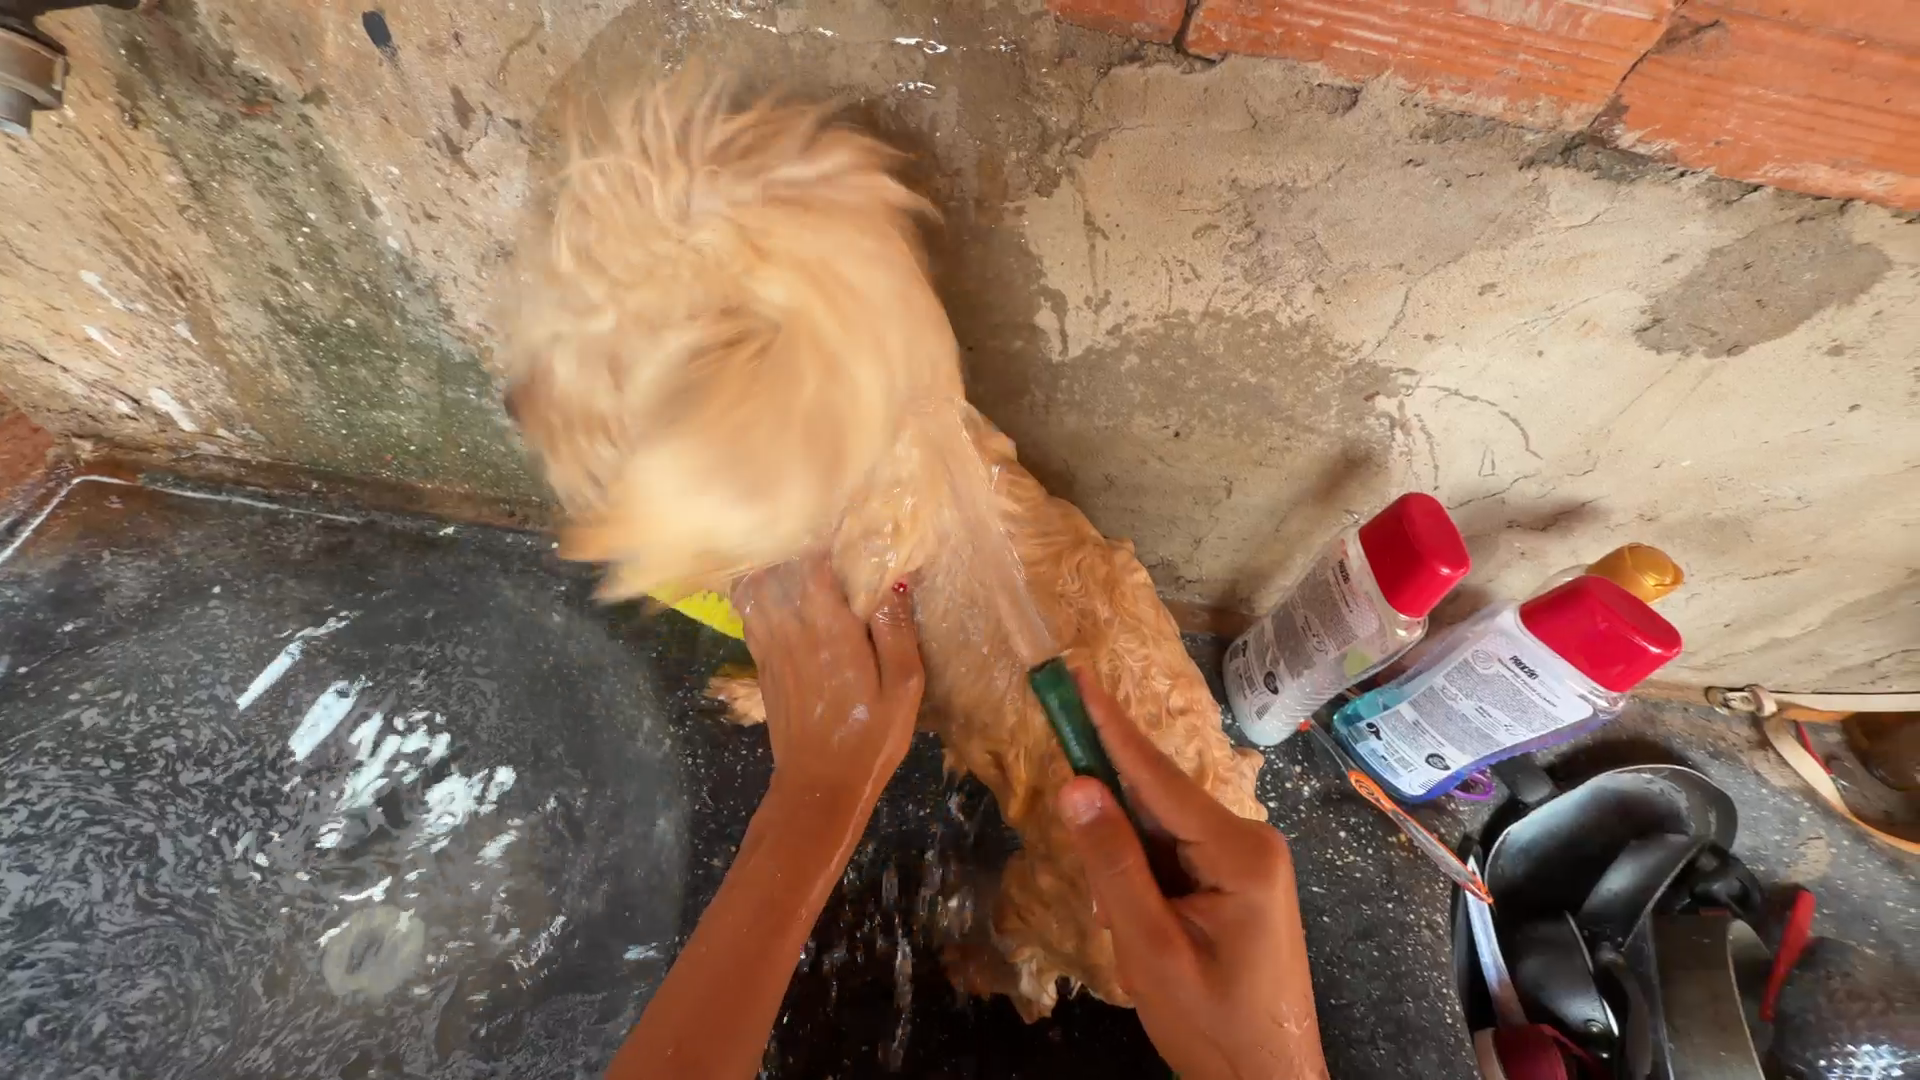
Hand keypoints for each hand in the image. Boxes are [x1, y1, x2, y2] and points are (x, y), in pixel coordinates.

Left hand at [733, 555, 923, 804]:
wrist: (820, 784)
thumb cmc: (871, 736)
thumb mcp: (904, 686)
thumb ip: (897, 631)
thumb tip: (892, 583)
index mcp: (829, 630)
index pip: (813, 565)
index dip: (824, 541)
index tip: (842, 530)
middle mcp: (791, 630)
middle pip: (775, 569)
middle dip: (792, 547)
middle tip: (816, 537)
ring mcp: (769, 647)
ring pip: (753, 588)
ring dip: (770, 566)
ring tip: (794, 558)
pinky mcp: (761, 665)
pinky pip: (748, 613)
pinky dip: (756, 592)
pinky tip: (777, 591)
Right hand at [1056, 667, 1327, 1079]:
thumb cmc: (1215, 1026)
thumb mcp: (1150, 948)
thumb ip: (1112, 863)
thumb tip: (1075, 784)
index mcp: (1239, 850)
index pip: (1158, 775)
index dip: (1110, 725)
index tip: (1077, 675)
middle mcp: (1248, 838)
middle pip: (1156, 803)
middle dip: (1111, 830)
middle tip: (1100, 880)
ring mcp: (1243, 857)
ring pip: (1158, 830)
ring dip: (1125, 867)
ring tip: (1130, 930)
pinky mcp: (1233, 876)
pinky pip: (1169, 852)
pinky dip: (1140, 877)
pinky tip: (1143, 923)